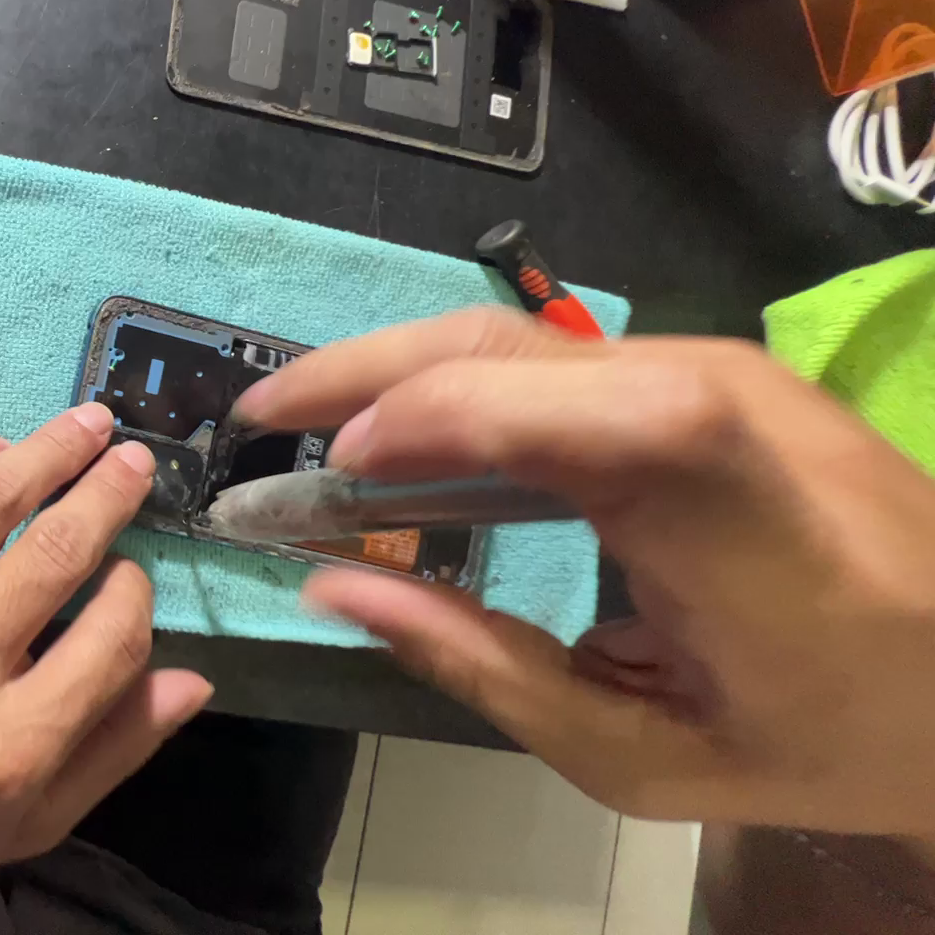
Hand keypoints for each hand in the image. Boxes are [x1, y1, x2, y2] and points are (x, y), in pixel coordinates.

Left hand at [0, 404, 211, 934]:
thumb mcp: (30, 823)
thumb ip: (116, 750)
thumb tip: (194, 679)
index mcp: (11, 746)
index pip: (111, 637)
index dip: (136, 592)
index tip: (131, 572)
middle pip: (53, 554)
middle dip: (107, 493)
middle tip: (135, 458)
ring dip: (45, 452)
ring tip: (86, 424)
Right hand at [231, 307, 934, 835]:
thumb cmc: (824, 733)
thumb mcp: (638, 753)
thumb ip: (475, 664)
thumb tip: (328, 585)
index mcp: (744, 518)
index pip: (578, 418)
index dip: (442, 419)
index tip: (333, 469)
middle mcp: (718, 402)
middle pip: (500, 344)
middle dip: (358, 371)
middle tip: (260, 413)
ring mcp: (697, 366)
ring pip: (495, 331)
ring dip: (377, 368)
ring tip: (297, 416)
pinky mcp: (674, 366)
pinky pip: (520, 352)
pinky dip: (425, 379)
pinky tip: (379, 421)